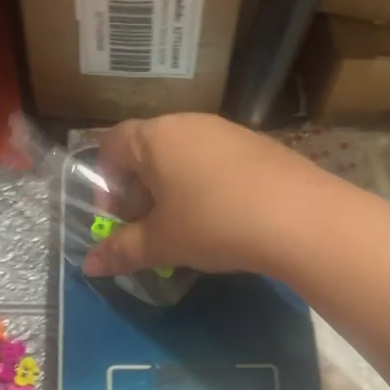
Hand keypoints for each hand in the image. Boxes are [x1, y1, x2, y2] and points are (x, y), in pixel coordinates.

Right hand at [83, 113, 353, 278]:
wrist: (299, 217)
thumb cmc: (214, 224)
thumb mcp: (163, 243)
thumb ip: (122, 251)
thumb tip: (89, 265)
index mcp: (156, 137)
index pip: (112, 146)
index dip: (106, 185)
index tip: (118, 220)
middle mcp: (190, 123)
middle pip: (150, 151)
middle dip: (141, 191)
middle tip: (150, 230)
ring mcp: (229, 131)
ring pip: (186, 157)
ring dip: (176, 190)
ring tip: (189, 228)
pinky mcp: (261, 146)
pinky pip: (219, 163)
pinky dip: (210, 188)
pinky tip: (226, 221)